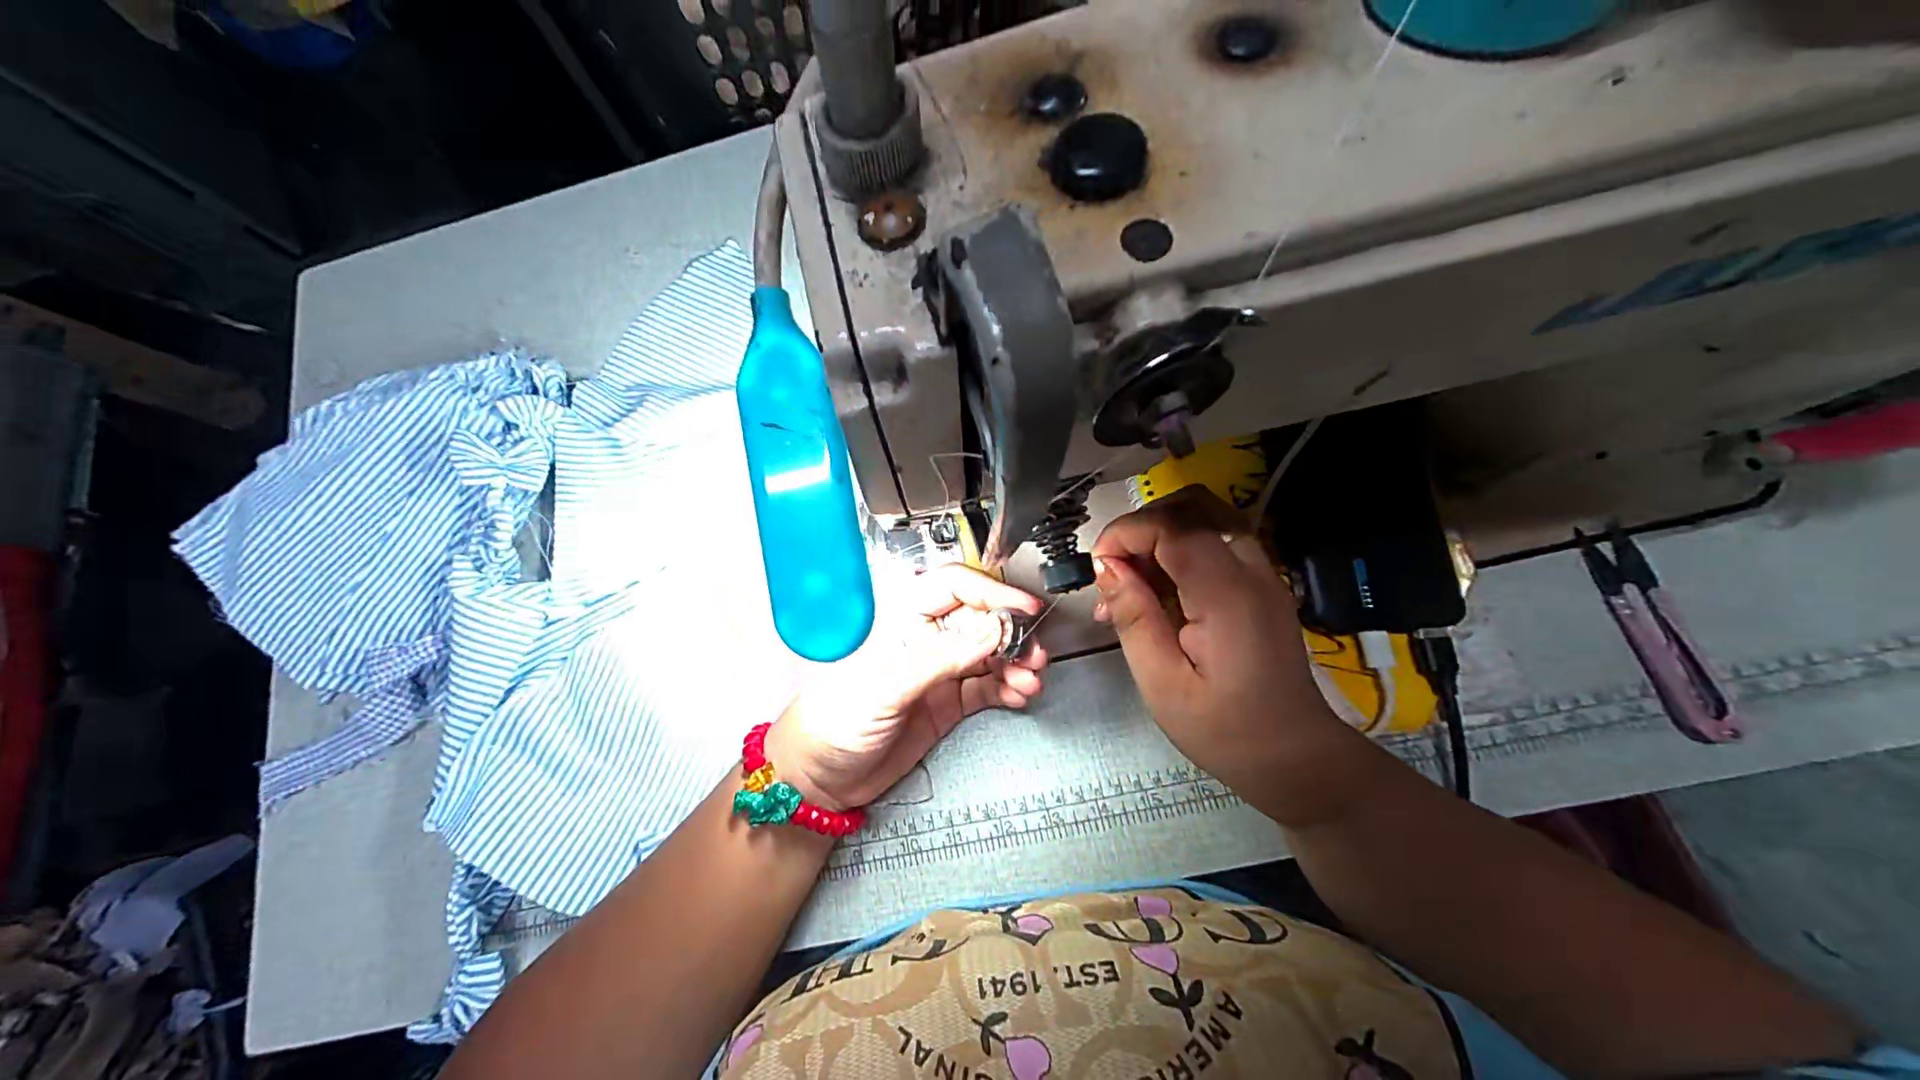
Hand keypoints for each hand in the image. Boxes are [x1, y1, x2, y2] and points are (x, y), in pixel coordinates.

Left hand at [767, 564, 1048, 810]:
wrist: (818, 777)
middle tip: (1033, 650)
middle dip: (1012, 631)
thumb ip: (939, 658)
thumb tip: (990, 631)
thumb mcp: (884, 686)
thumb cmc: (830, 722)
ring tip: (1030, 676)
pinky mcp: (946, 701)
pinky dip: (1008, 687)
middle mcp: (922, 637)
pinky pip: (987, 686)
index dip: (992, 592)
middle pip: (980, 618)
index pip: (955, 586)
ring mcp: (937, 670)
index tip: (1022, 607)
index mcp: (899, 617)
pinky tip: (1020, 692)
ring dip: (1016, 662)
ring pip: (989, 653)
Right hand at [1091, 487, 1366, 823]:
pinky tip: (1161, 591)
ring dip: (1161, 534)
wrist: (1295, 755)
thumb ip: (1133, 618)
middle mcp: (1252, 571)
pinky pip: (1217, 543)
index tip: (1099, 566)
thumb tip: (1106, 567)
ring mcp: (1263, 574)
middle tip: (1115, 571)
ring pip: (1207, 517)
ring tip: (1134, 581)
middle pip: (1194, 506)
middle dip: (1143, 526)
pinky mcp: (1262, 585)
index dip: (1126, 533)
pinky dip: (1181, 549)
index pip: (1172, 527)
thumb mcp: (1162, 684)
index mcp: (1227, 595)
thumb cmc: (1225, 730)